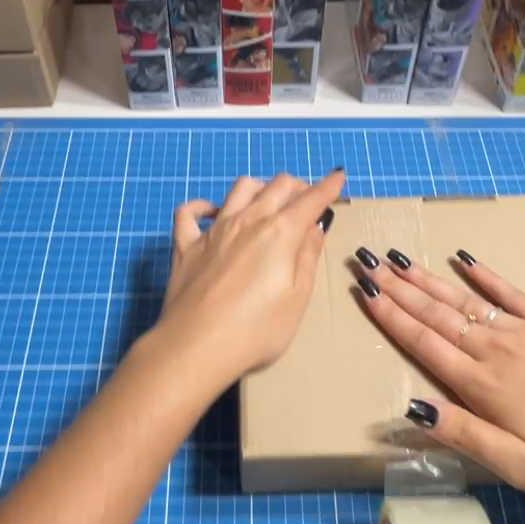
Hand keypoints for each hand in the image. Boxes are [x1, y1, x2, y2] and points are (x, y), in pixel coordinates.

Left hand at [139, 171, 345, 388]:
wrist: (195, 347)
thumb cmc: (255, 331)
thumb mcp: (297, 299)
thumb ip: (308, 257)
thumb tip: (315, 227)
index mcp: (280, 233)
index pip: (311, 200)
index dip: (328, 187)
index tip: (338, 176)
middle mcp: (248, 220)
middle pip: (278, 185)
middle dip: (298, 186)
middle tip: (307, 201)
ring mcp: (213, 229)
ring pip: (240, 188)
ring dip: (260, 188)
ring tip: (267, 202)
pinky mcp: (186, 244)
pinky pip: (190, 212)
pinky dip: (202, 206)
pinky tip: (211, 213)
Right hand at [356, 251, 524, 508]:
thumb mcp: (521, 467)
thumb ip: (465, 434)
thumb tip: (412, 407)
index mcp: (484, 386)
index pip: (425, 343)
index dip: (391, 317)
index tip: (365, 290)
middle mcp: (497, 350)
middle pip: (438, 314)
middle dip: (399, 289)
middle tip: (368, 262)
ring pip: (466, 301)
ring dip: (429, 280)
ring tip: (399, 260)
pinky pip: (511, 294)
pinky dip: (485, 276)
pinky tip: (465, 260)